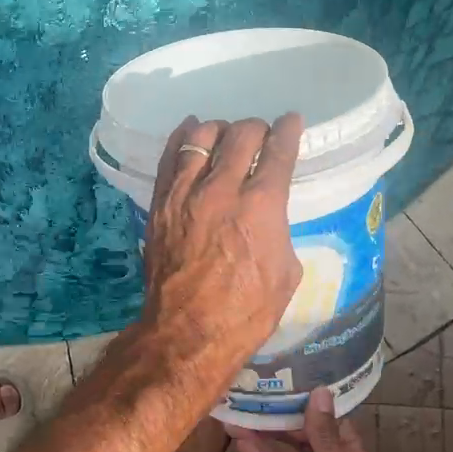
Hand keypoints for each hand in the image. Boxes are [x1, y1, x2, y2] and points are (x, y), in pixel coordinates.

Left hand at [139, 115, 304, 362]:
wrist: (189, 330)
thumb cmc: (247, 310)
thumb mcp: (286, 271)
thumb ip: (278, 230)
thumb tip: (269, 216)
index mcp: (261, 206)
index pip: (277, 153)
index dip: (288, 132)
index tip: (291, 121)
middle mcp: (222, 189)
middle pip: (240, 136)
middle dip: (255, 128)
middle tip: (260, 132)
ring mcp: (185, 193)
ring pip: (201, 138)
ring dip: (219, 129)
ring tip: (225, 132)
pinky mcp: (160, 202)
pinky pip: (170, 156)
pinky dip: (182, 138)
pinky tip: (190, 129)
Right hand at [230, 388, 417, 451]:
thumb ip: (325, 437)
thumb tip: (319, 391)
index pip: (330, 421)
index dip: (310, 399)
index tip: (286, 375)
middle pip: (302, 437)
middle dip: (278, 417)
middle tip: (251, 394)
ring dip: (262, 439)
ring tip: (236, 416)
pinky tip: (240, 445)